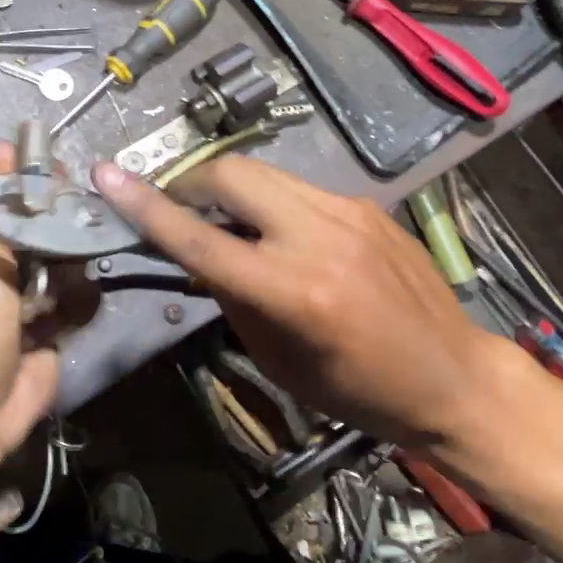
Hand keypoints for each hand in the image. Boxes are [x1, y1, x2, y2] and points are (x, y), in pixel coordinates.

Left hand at [0, 141, 59, 461]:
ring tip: (53, 290)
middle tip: (65, 235)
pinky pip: (68, 294)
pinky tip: (59, 318)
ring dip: (65, 268)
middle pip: (34, 217)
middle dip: (54, 225)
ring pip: (58, 253)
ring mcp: (15, 288)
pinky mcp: (42, 321)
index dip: (26, 178)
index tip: (57, 177)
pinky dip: (70, 303)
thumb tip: (2, 145)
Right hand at [92, 157, 503, 449]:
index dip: (146, 207)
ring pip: (262, 172)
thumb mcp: (278, 359)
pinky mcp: (365, 204)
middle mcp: (320, 238)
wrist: (456, 378)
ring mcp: (348, 212)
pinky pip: (296, 187)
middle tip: (177, 207)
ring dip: (228, 190)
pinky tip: (279, 234)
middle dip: (189, 182)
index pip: (200, 240)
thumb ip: (232, 296)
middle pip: (230, 175)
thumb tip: (201, 252)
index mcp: (294, 292)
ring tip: (225, 221)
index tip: (106, 176)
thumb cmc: (359, 390)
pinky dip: (269, 202)